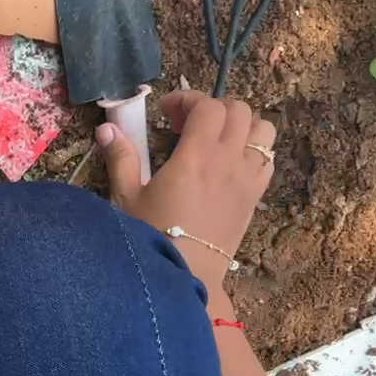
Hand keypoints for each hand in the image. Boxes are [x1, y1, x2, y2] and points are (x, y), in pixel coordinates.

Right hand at [99, 92, 274, 315]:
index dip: (187, 99)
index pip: (206, 106)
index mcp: (195, 156)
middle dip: (212, 107)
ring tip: (215, 138)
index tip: (165, 111)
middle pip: (238, 110)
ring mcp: (247, 177)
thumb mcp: (127, 198)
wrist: (185, 276)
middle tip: (186, 124)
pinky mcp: (255, 196)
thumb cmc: (151, 237)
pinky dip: (254, 148)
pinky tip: (229, 163)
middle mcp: (228, 160)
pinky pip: (267, 157)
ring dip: (240, 124)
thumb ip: (121, 158)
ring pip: (262, 128)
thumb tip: (107, 128)